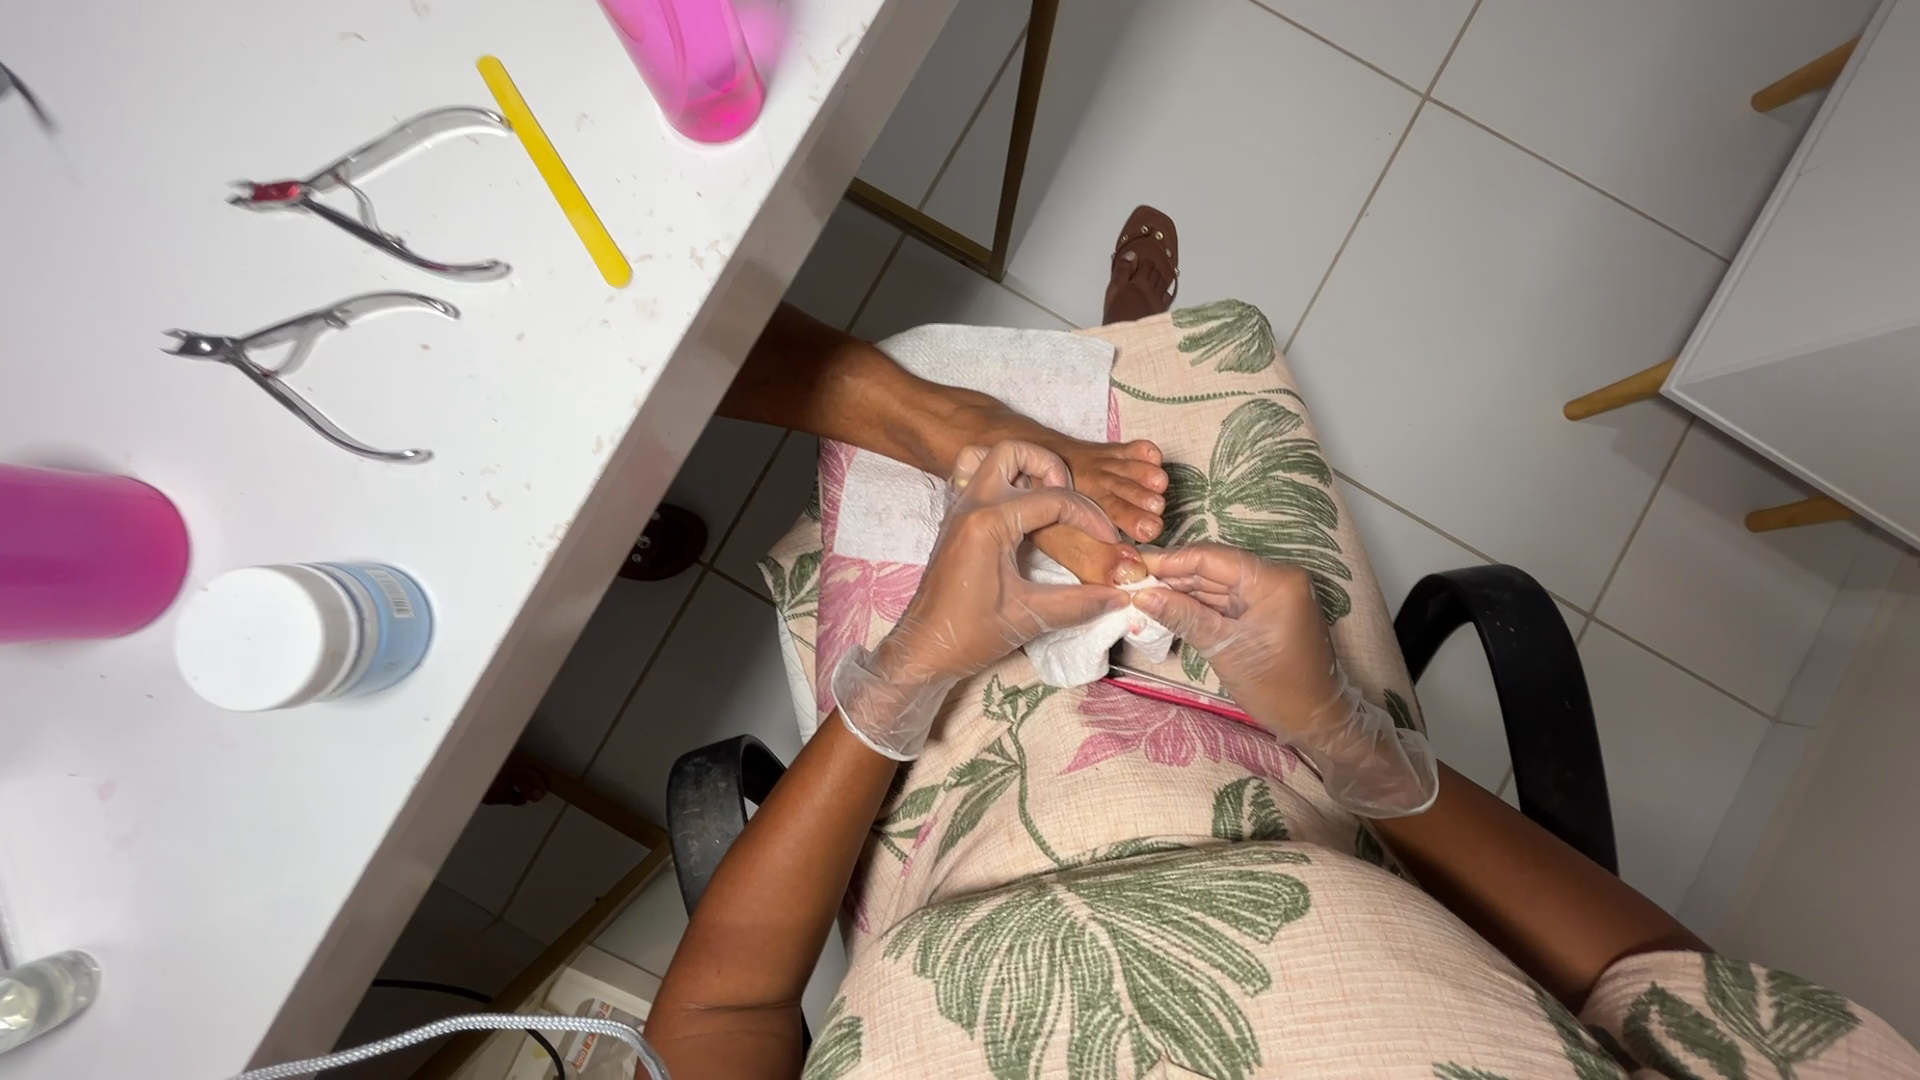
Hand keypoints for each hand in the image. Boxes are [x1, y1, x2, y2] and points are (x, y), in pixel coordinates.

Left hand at [833, 441, 1129, 758]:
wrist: (923, 650)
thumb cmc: (968, 635)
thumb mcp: (1028, 618)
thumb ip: (1079, 603)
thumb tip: (1120, 594)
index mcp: (988, 523)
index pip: (1053, 498)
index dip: (1090, 518)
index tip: (1109, 541)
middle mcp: (970, 506)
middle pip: (1014, 452)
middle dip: (1051, 467)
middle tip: (1070, 504)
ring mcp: (959, 509)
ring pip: (989, 457)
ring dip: (1022, 467)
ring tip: (1046, 500)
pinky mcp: (956, 520)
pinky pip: (976, 479)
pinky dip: (1003, 482)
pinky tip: (1022, 515)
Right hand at [1135, 543, 1437, 816]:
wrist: (1317, 722)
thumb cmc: (1277, 687)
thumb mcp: (1224, 649)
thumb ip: (1183, 616)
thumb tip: (1141, 595)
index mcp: (1274, 580)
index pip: (1212, 558)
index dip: (1171, 561)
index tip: (1135, 566)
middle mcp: (1276, 577)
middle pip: (1214, 567)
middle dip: (1173, 576)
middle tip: (1133, 581)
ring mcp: (1272, 592)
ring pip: (1217, 582)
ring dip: (1182, 589)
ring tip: (1143, 592)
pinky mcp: (1266, 608)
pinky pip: (1227, 597)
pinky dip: (1199, 603)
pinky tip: (1169, 605)